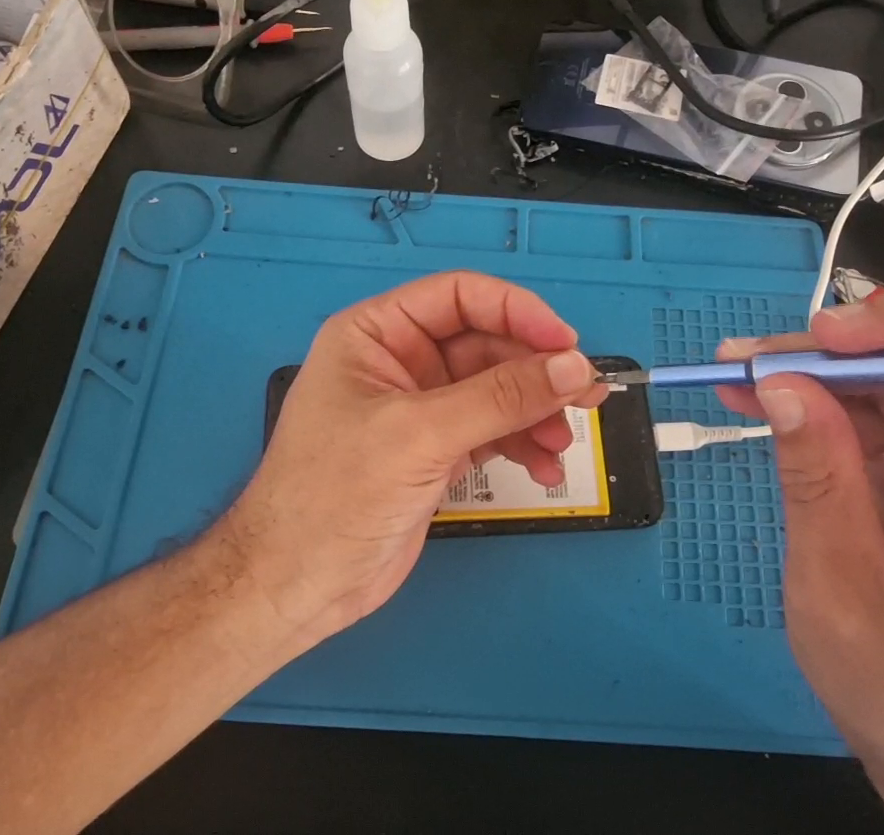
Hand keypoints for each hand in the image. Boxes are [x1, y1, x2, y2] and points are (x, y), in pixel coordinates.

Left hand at [220, 271, 607, 644]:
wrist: (297, 585)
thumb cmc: (337, 493)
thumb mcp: (420, 434)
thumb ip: (501, 396)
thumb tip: (573, 365)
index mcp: (376, 333)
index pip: (459, 298)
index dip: (517, 312)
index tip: (567, 344)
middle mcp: (399, 361)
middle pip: (486, 345)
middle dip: (535, 372)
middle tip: (586, 397)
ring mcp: (420, 408)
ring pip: (496, 390)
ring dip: (535, 412)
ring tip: (563, 443)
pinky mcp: (435, 450)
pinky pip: (492, 429)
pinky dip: (521, 443)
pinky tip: (544, 466)